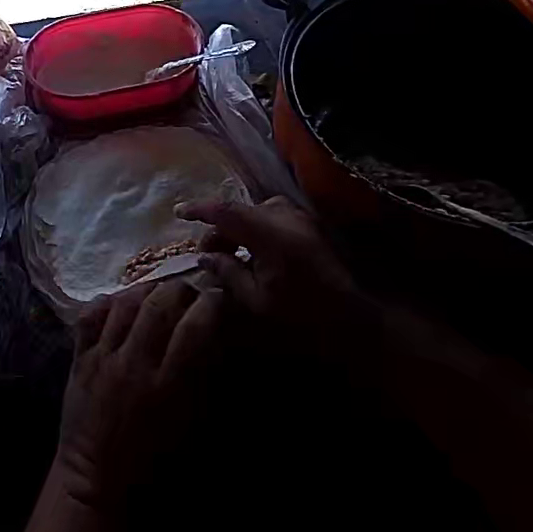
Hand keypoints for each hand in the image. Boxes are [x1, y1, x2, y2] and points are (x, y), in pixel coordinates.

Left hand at [54, 278, 222, 512]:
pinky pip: (90, 316)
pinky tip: (121, 302)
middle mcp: (134, 364)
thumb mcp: (190, 426)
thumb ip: (202, 380)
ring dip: (145, 290)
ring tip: (158, 290)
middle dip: (179, 288)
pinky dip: (107, 302)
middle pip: (158, 305)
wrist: (96, 478)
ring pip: (124, 304)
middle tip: (189, 289)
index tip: (218, 295)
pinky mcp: (79, 359)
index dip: (210, 303)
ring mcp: (102, 359)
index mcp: (168, 385)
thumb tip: (214, 338)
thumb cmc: (153, 460)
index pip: (194, 327)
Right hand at [176, 196, 371, 366]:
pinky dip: (256, 228)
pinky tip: (253, 252)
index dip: (199, 209)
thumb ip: (227, 273)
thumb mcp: (255, 300)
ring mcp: (302, 220)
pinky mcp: (310, 227)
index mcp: (270, 236)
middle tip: (207, 254)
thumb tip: (205, 257)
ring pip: (257, 212)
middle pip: (240, 211)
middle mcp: (287, 219)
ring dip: (238, 227)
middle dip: (219, 228)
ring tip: (230, 254)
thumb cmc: (302, 317)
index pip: (226, 211)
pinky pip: (273, 217)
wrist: (353, 321)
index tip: (179, 213)